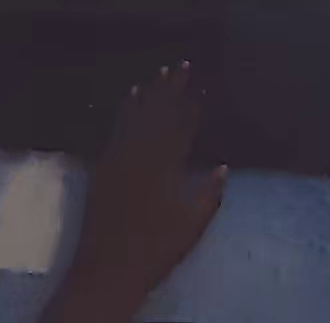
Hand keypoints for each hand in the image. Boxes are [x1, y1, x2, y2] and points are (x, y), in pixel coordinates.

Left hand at [44, 63, 226, 322]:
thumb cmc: (155, 250)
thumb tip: (224, 167)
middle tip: (182, 65)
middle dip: (172, 87)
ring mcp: (122, 152)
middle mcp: (144, 152)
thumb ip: (209, 195)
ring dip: (151, 91)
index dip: (191, 107)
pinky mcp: (105, 158)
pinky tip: (132, 93)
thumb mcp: (191, 227)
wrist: (109, 265)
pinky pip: (118, 123)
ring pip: (139, 112)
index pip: (182, 128)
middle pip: (161, 112)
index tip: (199, 88)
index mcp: (168, 167)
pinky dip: (127, 106)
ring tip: (161, 71)